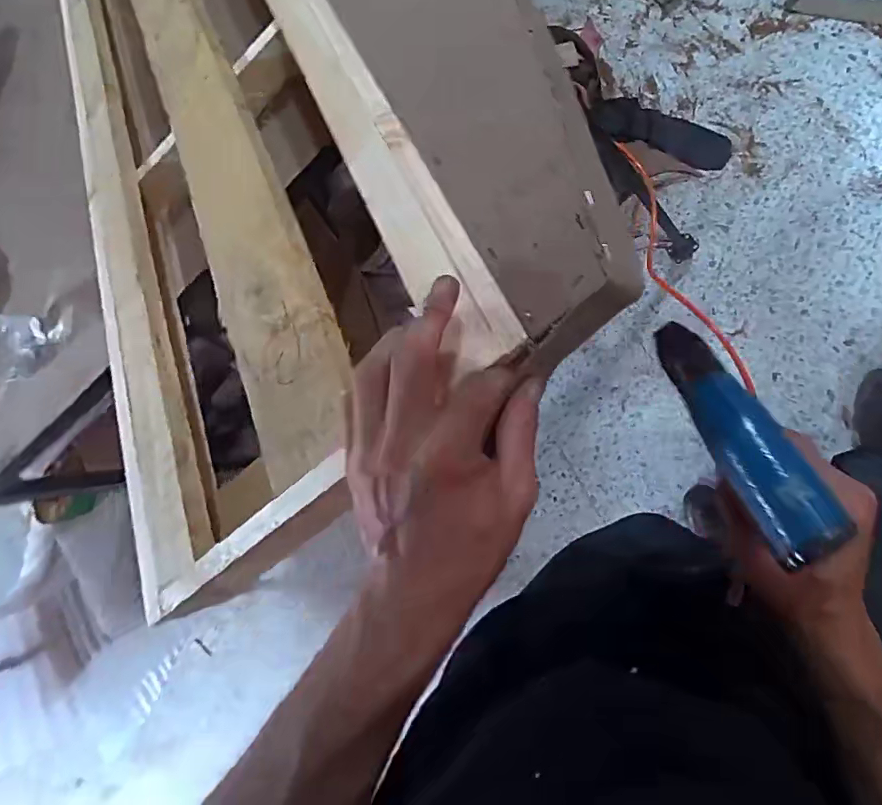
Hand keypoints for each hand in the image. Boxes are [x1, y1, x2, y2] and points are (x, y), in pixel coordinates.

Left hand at [346, 275, 543, 616]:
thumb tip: (529, 380)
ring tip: (419, 316)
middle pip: (412, 360)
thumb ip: (521, 431)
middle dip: (434, 317)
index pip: (479, 388)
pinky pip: (355, 397)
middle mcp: (400, 441)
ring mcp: (367, 448)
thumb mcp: (517, 495)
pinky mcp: (352, 456)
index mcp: (447, 454)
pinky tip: (391, 358)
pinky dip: (373, 368)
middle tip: (447, 287)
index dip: (505, 369)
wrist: (410, 595)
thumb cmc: (473, 548)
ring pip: (372, 371)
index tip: (522, 358)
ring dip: (397, 336)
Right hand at [719, 431, 878, 640]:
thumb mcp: (761, 569)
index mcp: (846, 502)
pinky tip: (766, 497)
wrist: (832, 627)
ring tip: (748, 485)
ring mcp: (854, 494)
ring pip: (803, 463)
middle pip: (802, 455)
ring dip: (774, 470)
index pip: (802, 454)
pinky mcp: (848, 501)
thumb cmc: (801, 601)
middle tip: (735, 472)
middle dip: (766, 459)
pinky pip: (809, 477)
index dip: (765, 449)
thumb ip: (740, 526)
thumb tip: (719, 481)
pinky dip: (785, 480)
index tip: (736, 455)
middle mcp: (855, 490)